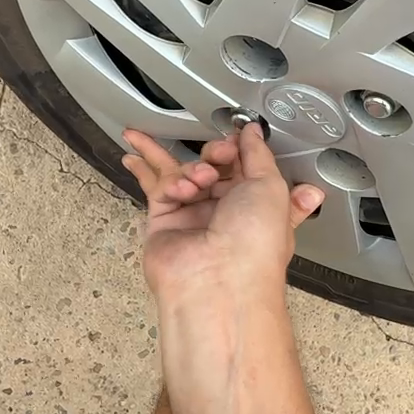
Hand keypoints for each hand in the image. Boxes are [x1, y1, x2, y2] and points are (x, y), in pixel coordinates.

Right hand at [121, 125, 324, 303]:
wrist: (218, 281)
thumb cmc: (255, 245)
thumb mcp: (271, 186)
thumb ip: (258, 154)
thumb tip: (252, 133)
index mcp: (257, 205)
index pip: (244, 165)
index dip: (238, 148)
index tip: (236, 137)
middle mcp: (226, 212)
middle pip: (213, 166)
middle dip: (213, 156)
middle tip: (215, 159)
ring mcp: (193, 216)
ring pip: (183, 173)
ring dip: (188, 170)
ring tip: (195, 182)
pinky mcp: (164, 220)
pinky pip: (155, 185)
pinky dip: (147, 166)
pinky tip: (141, 155)